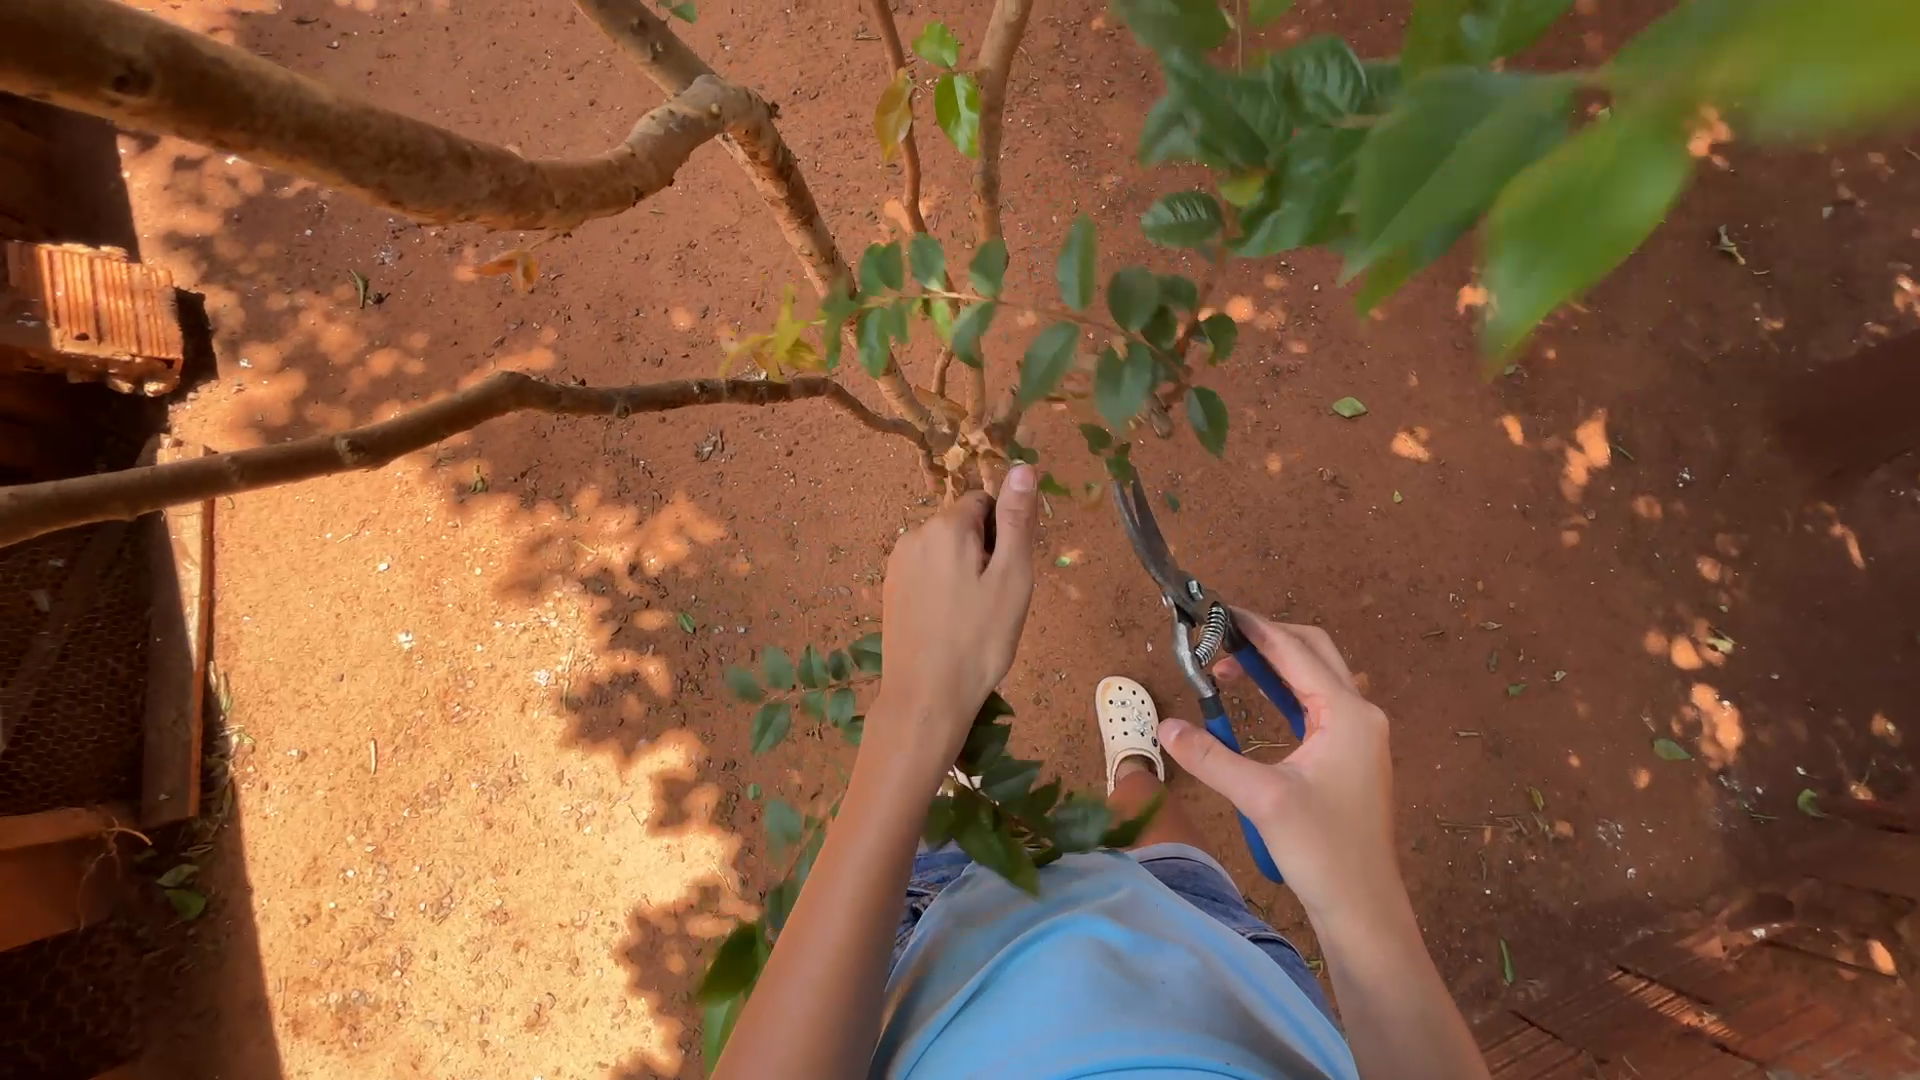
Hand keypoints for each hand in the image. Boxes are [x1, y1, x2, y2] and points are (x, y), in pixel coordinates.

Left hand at [862, 464, 1039, 792]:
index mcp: (945, 527)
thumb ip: (1016, 519)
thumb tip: (1022, 466)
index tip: (1008, 572)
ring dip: (963, 570)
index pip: (984, 502)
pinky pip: (927, 573)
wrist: (926, 697)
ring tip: (973, 616)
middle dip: (984, 551)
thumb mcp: (1011, 577)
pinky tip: (950, 624)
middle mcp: (914, 535)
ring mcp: (897, 564)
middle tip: (995, 600)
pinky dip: (943, 589)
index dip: (1004, 533)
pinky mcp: (889, 591)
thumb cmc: (979, 639)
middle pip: (962, 525)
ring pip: (945, 551)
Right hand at [1157, 612, 1398, 918]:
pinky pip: (1314, 702)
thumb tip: (1166, 727)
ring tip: (1228, 664)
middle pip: (1312, 651)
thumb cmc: (1322, 850)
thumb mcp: (1260, 798)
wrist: (1364, 907)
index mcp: (1347, 714)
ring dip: (1274, 662)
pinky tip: (1256, 696)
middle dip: (1266, 638)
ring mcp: (1358, 734)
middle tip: (1219, 638)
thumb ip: (1210, 757)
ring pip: (1315, 675)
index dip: (1254, 627)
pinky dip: (1282, 688)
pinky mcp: (1349, 753)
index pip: (1295, 651)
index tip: (1217, 612)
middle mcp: (1359, 714)